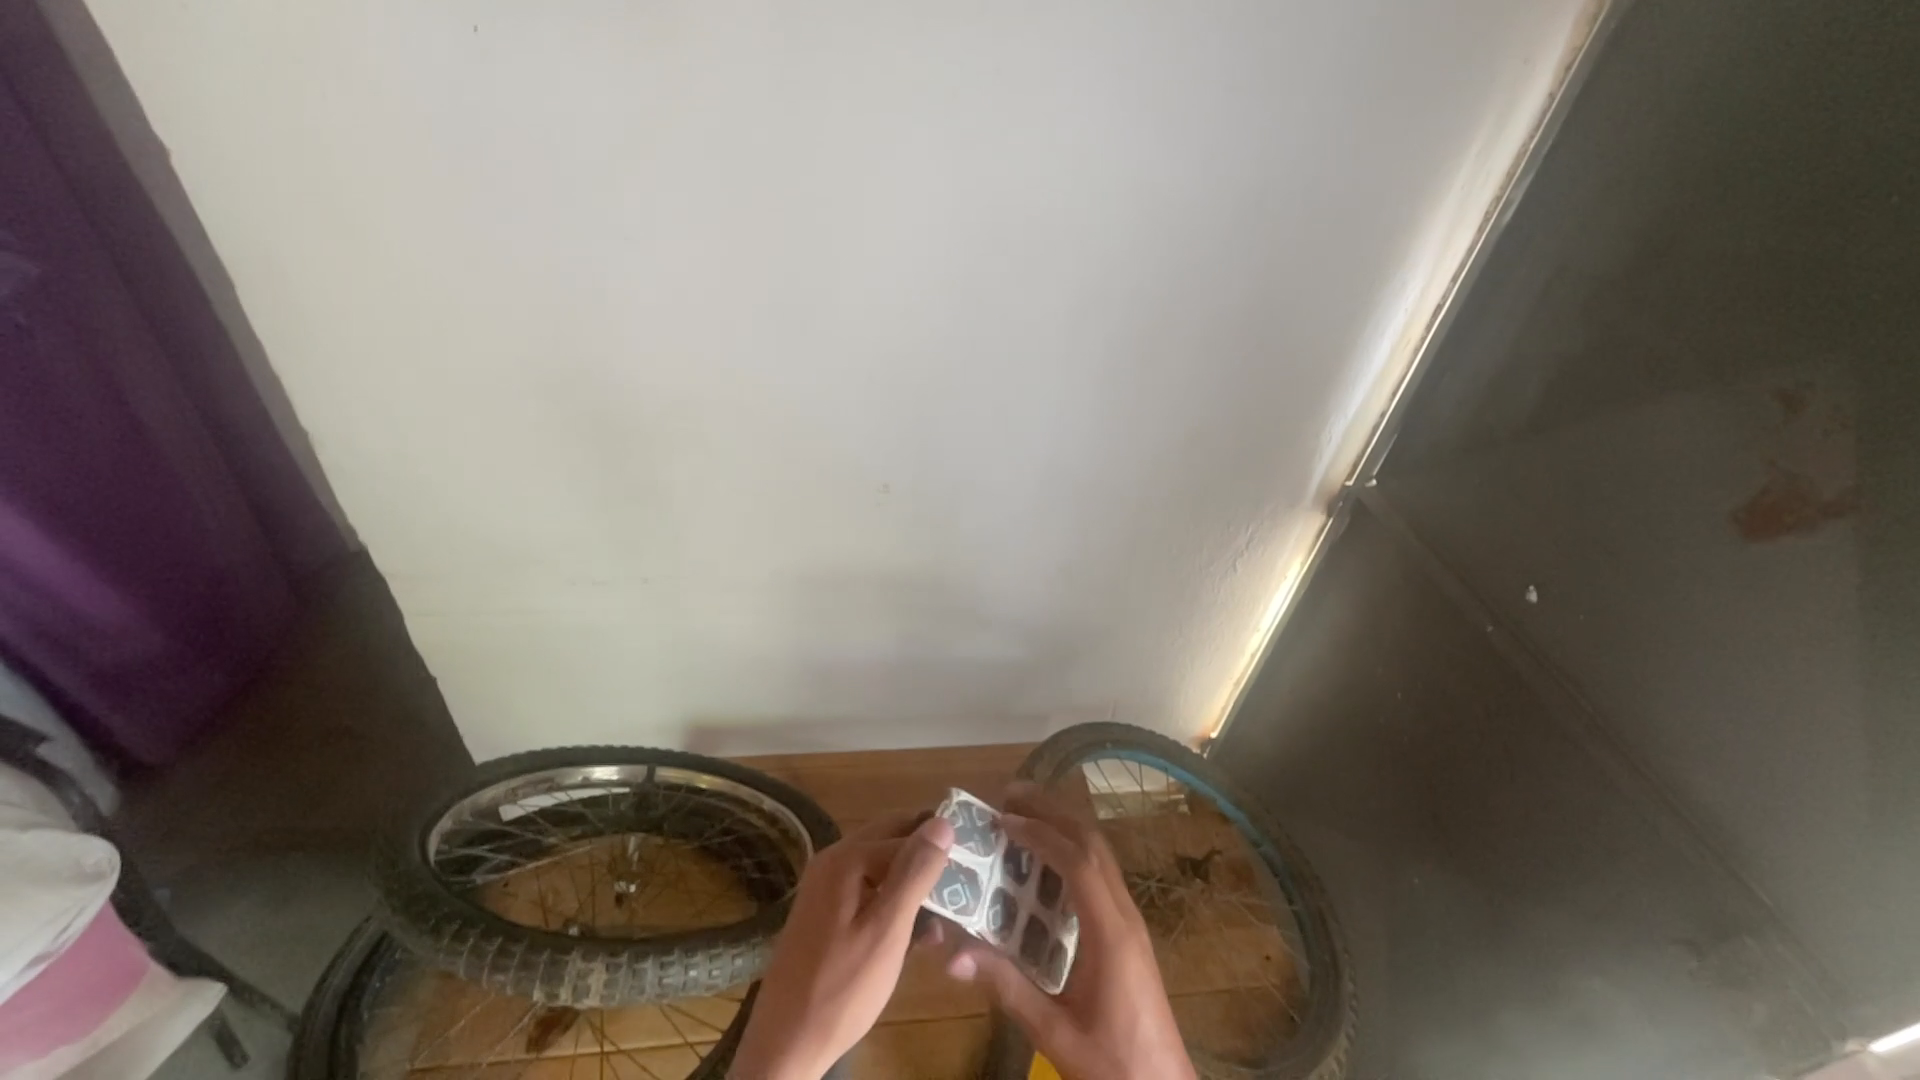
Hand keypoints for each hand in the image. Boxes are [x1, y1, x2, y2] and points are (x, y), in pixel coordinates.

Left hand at [729, 811, 955, 1079]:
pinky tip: (919, 932)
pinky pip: (868, 890)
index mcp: (846, 858)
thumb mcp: (887, 930)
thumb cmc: (842, 987)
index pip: (907, 831)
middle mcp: (832, 862)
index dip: (942, 842)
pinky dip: (894, 901)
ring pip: (881, 866)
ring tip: (949, 908)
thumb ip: (915, 873)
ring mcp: (826, 887)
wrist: (787, 1041)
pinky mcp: (826, 913)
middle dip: (928, 854)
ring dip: (914, 880)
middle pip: (890, 840)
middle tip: (967, 877)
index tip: (977, 860)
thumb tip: (943, 823)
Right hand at [943, 782, 1194, 1079]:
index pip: (1077, 862)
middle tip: (1010, 795)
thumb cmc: (1112, 1065)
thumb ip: (1007, 988)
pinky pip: (1101, 875)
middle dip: (1053, 812)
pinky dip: (1072, 853)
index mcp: (1111, 933)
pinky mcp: (1129, 933)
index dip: (1040, 833)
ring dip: (1064, 827)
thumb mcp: (1054, 1032)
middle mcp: (1126, 916)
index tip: (1002, 819)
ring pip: (1101, 855)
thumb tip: (954, 954)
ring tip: (1023, 814)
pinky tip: (1044, 863)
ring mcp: (1131, 922)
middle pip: (1094, 844)